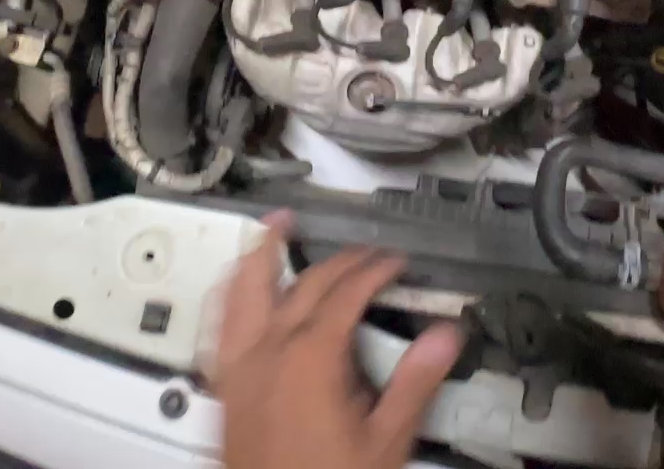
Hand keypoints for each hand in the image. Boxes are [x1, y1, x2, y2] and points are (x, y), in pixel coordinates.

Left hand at [213, 213, 462, 468]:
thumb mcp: (385, 442)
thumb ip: (415, 382)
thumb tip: (445, 335)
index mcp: (310, 358)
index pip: (347, 292)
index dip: (375, 270)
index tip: (395, 263)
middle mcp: (270, 351)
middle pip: (306, 284)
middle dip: (339, 260)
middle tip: (366, 252)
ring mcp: (240, 366)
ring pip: (245, 289)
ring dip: (260, 250)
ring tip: (274, 222)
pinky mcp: (223, 386)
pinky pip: (218, 322)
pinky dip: (228, 291)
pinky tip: (233, 281)